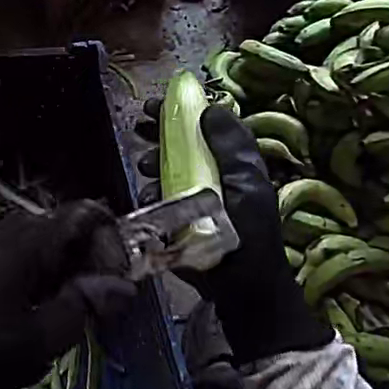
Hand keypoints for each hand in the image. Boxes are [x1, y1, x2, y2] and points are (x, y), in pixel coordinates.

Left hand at [0, 200, 136, 388]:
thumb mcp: (46, 339)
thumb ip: (86, 303)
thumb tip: (124, 286)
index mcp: (19, 248)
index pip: (76, 217)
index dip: (104, 238)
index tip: (114, 274)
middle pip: (51, 223)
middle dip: (80, 248)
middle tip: (91, 287)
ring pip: (26, 234)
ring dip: (52, 256)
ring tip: (61, 293)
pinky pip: (1, 247)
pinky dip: (24, 262)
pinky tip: (26, 296)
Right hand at [136, 103, 330, 364]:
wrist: (241, 283)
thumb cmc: (250, 230)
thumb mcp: (247, 183)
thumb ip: (231, 147)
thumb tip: (212, 108)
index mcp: (232, 162)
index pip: (204, 127)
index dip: (180, 112)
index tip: (154, 105)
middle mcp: (211, 173)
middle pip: (180, 144)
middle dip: (157, 133)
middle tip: (138, 127)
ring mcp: (192, 195)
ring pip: (165, 168)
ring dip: (151, 162)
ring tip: (144, 166)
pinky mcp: (177, 217)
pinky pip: (158, 197)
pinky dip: (150, 191)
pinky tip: (148, 194)